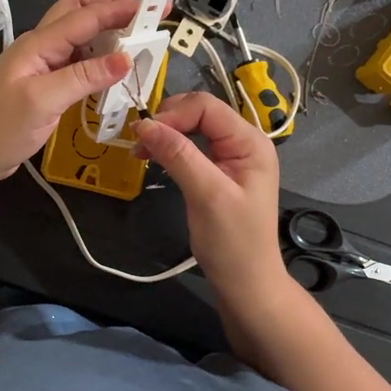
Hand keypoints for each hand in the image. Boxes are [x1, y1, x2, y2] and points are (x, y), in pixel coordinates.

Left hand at [0, 0, 138, 186]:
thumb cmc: (1, 129)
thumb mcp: (43, 102)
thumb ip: (84, 78)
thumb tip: (127, 58)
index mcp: (38, 44)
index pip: (85, 16)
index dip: (120, 9)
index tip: (155, 9)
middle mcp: (40, 46)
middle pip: (77, 10)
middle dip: (110, 5)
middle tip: (144, 14)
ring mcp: (41, 64)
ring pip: (78, 34)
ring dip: (106, 29)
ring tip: (138, 37)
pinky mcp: (45, 83)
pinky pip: (76, 59)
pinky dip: (99, 56)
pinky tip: (115, 68)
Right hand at [134, 93, 283, 294]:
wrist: (247, 284)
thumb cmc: (232, 242)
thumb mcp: (206, 195)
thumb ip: (178, 155)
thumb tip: (144, 124)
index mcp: (250, 141)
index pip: (206, 106)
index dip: (172, 113)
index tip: (142, 134)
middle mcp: (244, 141)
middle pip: (199, 111)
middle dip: (167, 121)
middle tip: (139, 144)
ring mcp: (233, 155)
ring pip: (193, 127)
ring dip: (166, 133)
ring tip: (141, 151)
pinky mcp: (220, 170)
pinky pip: (193, 145)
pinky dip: (171, 147)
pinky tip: (155, 157)